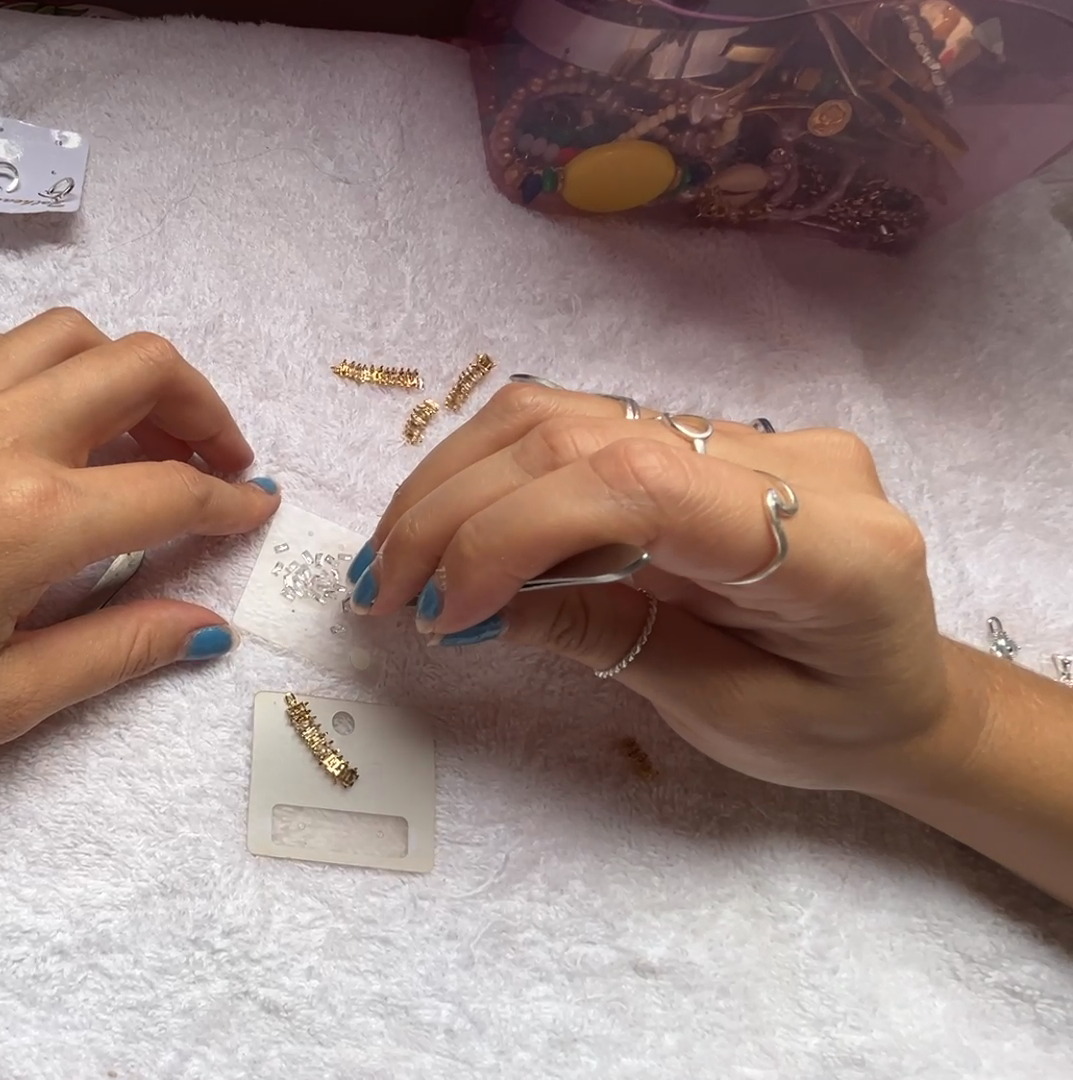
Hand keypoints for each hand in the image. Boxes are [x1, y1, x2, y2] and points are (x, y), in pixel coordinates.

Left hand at [0, 308, 278, 796]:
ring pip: (65, 335)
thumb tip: (207, 626)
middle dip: (201, 408)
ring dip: (124, 374)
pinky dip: (45, 365)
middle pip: (136, 367)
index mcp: (22, 519)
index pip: (168, 490)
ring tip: (136, 437)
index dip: (229, 503)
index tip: (258, 513)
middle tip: (216, 463)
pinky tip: (42, 423)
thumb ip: (116, 649)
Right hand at [349, 378, 966, 793]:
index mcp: (830, 543)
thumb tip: (459, 608)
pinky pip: (547, 425)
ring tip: (388, 558)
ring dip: (440, 487)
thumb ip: (592, 635)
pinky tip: (430, 522)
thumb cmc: (823, 720)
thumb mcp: (711, 706)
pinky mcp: (669, 430)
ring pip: (542, 416)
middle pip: (567, 442)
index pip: (632, 487)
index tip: (441, 615)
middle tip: (380, 592)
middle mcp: (776, 456)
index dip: (508, 537)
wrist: (889, 681)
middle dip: (448, 518)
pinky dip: (467, 474)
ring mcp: (721, 430)